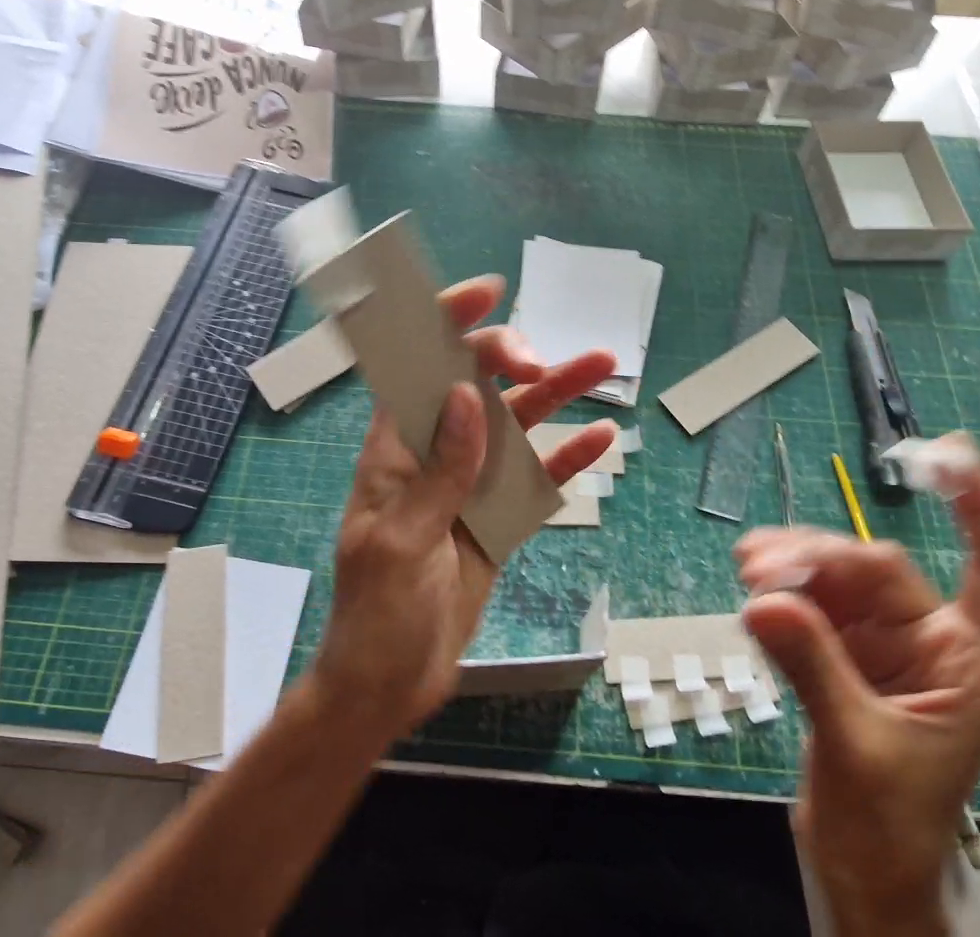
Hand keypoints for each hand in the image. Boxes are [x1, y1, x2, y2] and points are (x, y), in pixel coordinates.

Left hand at [313, 274, 617, 739]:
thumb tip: (471, 398)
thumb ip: (439, 473)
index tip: (489, 293)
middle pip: (476, 387)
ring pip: (516, 428)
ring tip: (603, 366)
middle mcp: (434, 458)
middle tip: (544, 364)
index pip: (415, 370)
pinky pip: (535, 481)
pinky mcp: (496, 522)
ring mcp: (469, 489)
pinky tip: (601, 438)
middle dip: (510, 360)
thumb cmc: (376, 616)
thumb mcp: (401, 543)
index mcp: (394, 453)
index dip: (446, 325)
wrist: (388, 686)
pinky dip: (565, 460)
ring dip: (555, 396)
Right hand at [732, 434, 979, 934]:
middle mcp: (930, 643)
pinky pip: (809, 610)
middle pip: (878, 572)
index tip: (949, 456)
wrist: (861, 868)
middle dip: (819, 561)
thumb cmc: (891, 822)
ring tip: (746, 569)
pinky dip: (780, 599)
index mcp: (970, 661)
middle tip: (758, 567)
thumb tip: (762, 600)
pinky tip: (752, 594)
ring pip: (837, 585)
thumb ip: (814, 666)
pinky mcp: (842, 659)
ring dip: (792, 572)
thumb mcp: (858, 744)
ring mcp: (881, 648)